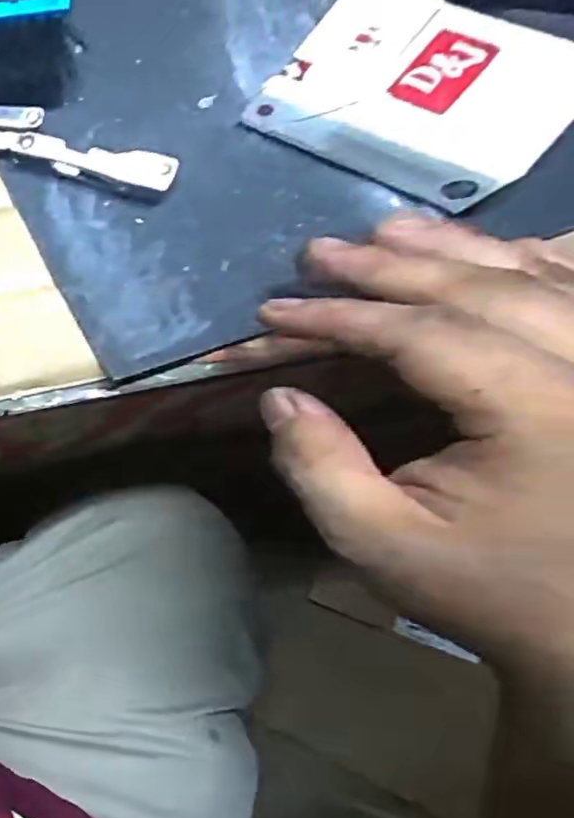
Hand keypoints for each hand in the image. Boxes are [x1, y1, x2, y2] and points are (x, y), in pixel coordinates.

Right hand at [258, 215, 573, 681]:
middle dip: (395, 268)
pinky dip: (551, 263)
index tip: (272, 311)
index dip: (340, 317)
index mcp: (543, 413)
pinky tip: (507, 249)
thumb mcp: (372, 536)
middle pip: (493, 291)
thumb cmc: (483, 586)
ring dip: (464, 253)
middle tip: (321, 250)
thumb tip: (276, 398)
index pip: (426, 337)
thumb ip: (318, 463)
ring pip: (555, 280)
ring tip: (393, 231)